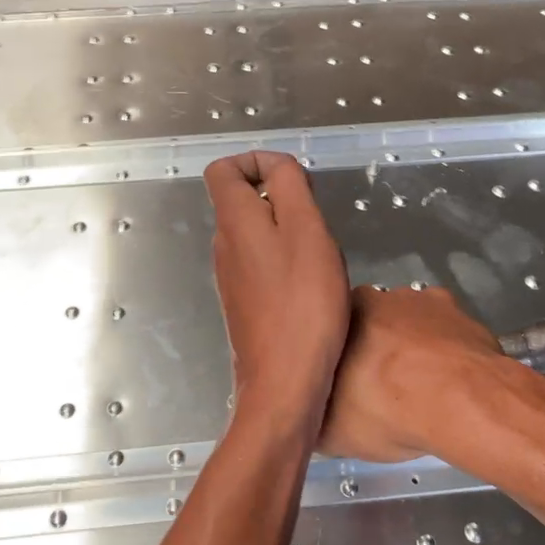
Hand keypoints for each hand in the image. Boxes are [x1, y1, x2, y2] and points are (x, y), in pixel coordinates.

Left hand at [205, 152, 349, 428]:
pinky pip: (261, 265)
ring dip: (287, 232)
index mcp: (233, 221)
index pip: (223, 169)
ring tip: (320, 255)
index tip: (293, 179)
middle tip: (318, 219)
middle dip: (280, 197)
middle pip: (241, 200)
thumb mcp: (307, 230)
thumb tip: (276, 166)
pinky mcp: (245, 305)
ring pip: (255, 234)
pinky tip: (311, 286)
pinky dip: (286, 262)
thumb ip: (289, 187)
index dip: (255, 161)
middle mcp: (224, 246)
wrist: (284, 382)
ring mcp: (231, 279)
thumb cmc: (303, 303)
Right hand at [319, 285, 504, 462]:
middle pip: (373, 323)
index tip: (340, 382)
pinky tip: (449, 383)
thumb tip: (311, 420)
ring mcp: (428, 302)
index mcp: (345, 311)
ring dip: (413, 349)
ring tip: (419, 389)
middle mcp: (384, 296)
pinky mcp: (466, 317)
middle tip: (377, 388)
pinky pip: (448, 335)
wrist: (460, 403)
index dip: (335, 356)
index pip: (330, 328)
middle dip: (374, 349)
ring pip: (413, 326)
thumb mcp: (330, 430)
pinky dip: (447, 354)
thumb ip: (315, 417)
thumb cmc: (384, 409)